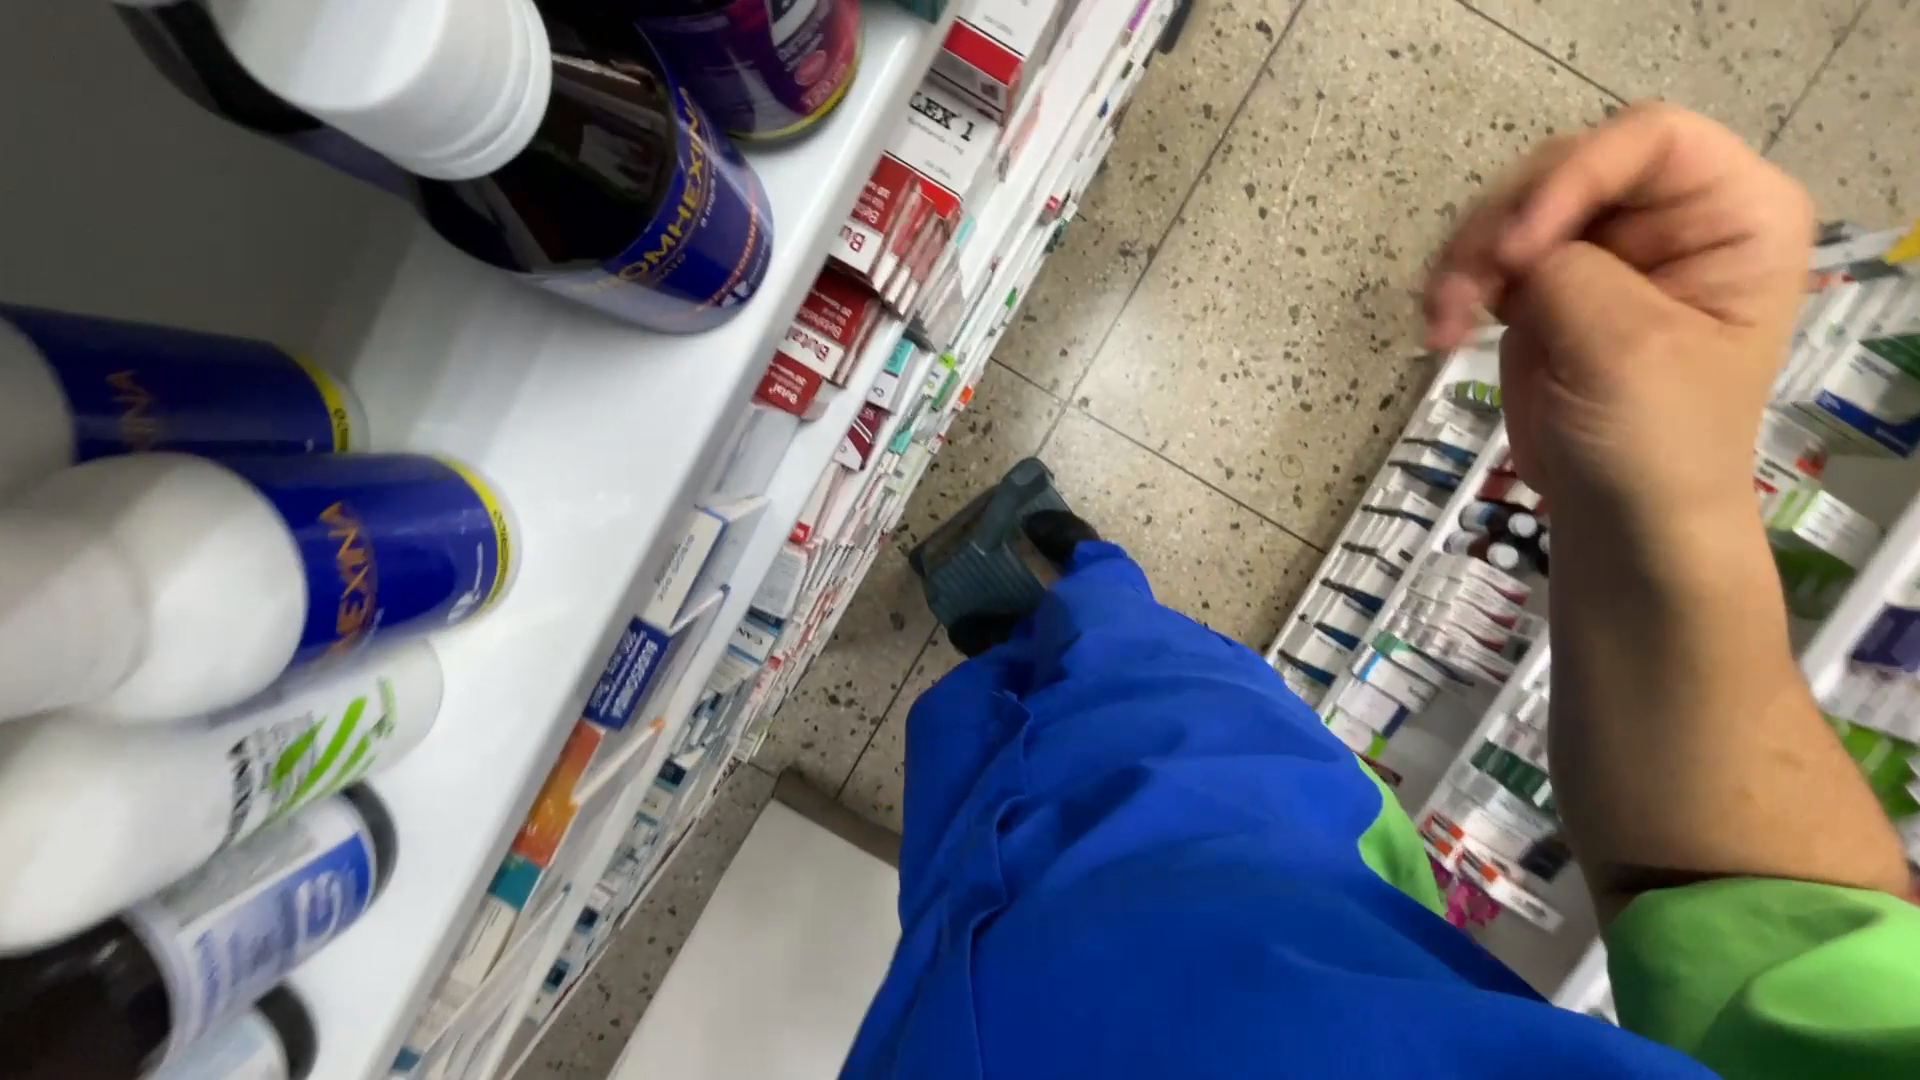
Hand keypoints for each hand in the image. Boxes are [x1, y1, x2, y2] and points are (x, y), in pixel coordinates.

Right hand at [1424, 103, 1812, 536]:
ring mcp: (1596, 258)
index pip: (1647, 142)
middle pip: (1560, 174)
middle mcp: (1663, 221)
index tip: (1513, 252)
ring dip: (1460, 266)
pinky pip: (1482, 265)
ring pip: (1507, 218)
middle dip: (1496, 231)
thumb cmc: (1653, 438)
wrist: (1617, 512)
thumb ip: (1571, 276)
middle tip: (1457, 296)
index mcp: (1730, 215)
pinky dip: (1451, 292)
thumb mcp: (1627, 349)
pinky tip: (1441, 332)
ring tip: (1439, 327)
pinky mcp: (1541, 296)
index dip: (1570, 179)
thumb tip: (1506, 250)